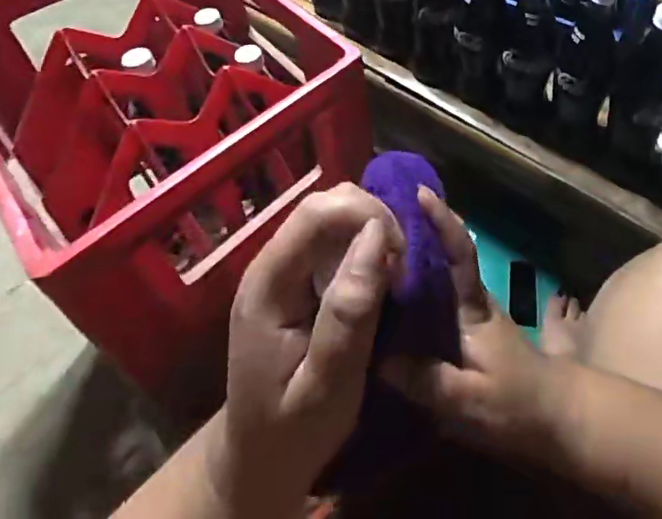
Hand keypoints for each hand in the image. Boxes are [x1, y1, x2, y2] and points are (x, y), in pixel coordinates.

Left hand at [214, 183, 404, 511]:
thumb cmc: (293, 431)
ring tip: (396, 268)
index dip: (366, 216)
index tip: (401, 256)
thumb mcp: (327, 386)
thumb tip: (378, 238)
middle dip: (374, 217)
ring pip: (332, 213)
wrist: (259, 457)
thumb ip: (349, 315)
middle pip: (324, 204)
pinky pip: (335, 235)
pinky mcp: (299, 275)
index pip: (315, 213)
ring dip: (372, 227)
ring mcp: (284, 267)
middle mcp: (271, 264)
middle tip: (402, 264)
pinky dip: (366, 241)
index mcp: (268, 286)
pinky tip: (383, 272)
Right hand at [379, 186, 566, 456]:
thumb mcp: (467, 398)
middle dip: (420, 227)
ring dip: (417, 253)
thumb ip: (423, 379)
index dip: (442, 220)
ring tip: (376, 244)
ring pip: (441, 272)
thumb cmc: (516, 402)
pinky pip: (439, 294)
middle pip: (447, 252)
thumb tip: (373, 356)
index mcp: (473, 305)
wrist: (556, 415)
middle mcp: (473, 299)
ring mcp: (473, 312)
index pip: (460, 251)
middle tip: (380, 213)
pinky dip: (419, 281)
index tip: (420, 192)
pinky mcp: (470, 328)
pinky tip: (394, 290)